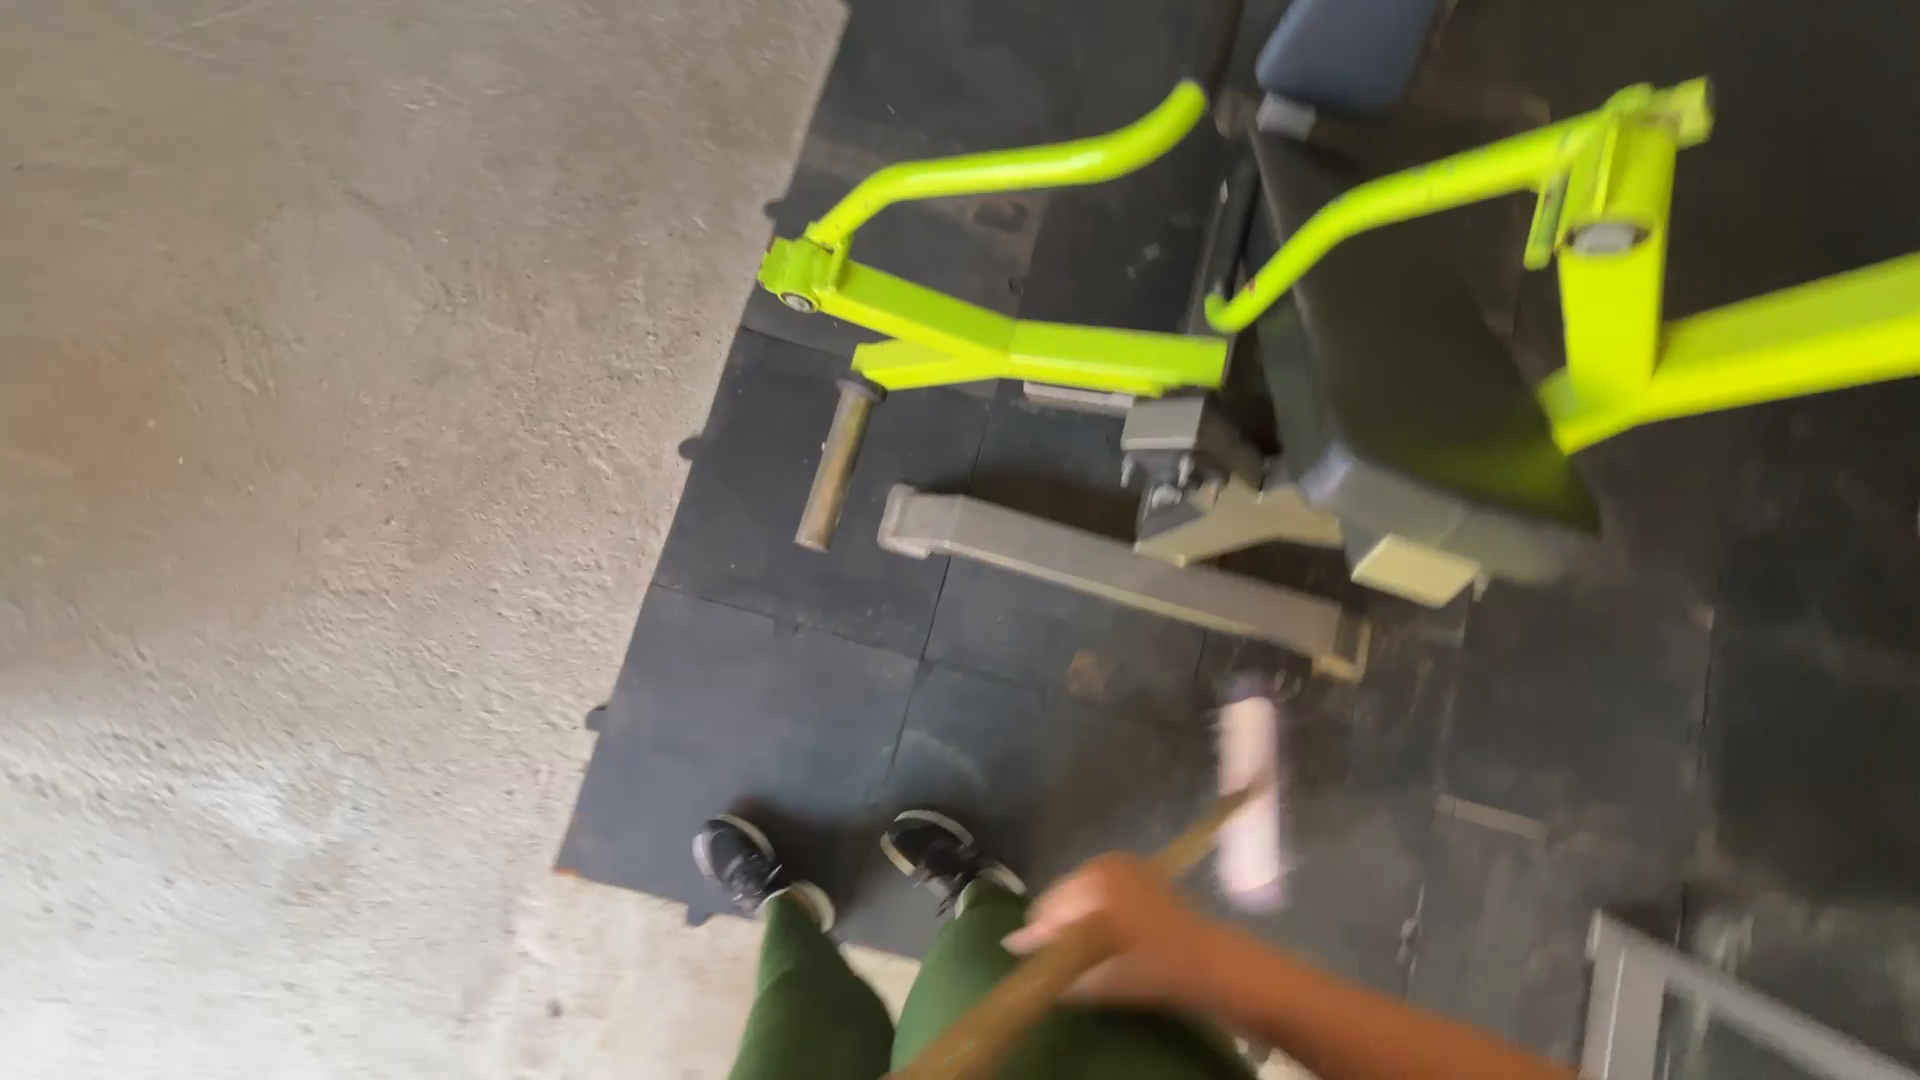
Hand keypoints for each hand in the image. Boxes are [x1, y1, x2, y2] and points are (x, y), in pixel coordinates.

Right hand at [1001, 853, 1229, 1010]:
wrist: (1210, 961)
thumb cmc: (1156, 968)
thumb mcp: (1102, 974)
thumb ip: (1057, 962)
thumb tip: (1016, 950)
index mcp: (1094, 882)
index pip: (1049, 907)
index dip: (1038, 933)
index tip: (1027, 953)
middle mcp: (1103, 863)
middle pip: (1062, 893)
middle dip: (1056, 920)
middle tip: (1057, 951)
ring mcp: (1121, 862)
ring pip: (1079, 887)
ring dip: (1074, 912)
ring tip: (1079, 942)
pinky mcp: (1135, 867)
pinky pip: (1098, 883)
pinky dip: (1092, 902)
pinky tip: (1100, 927)